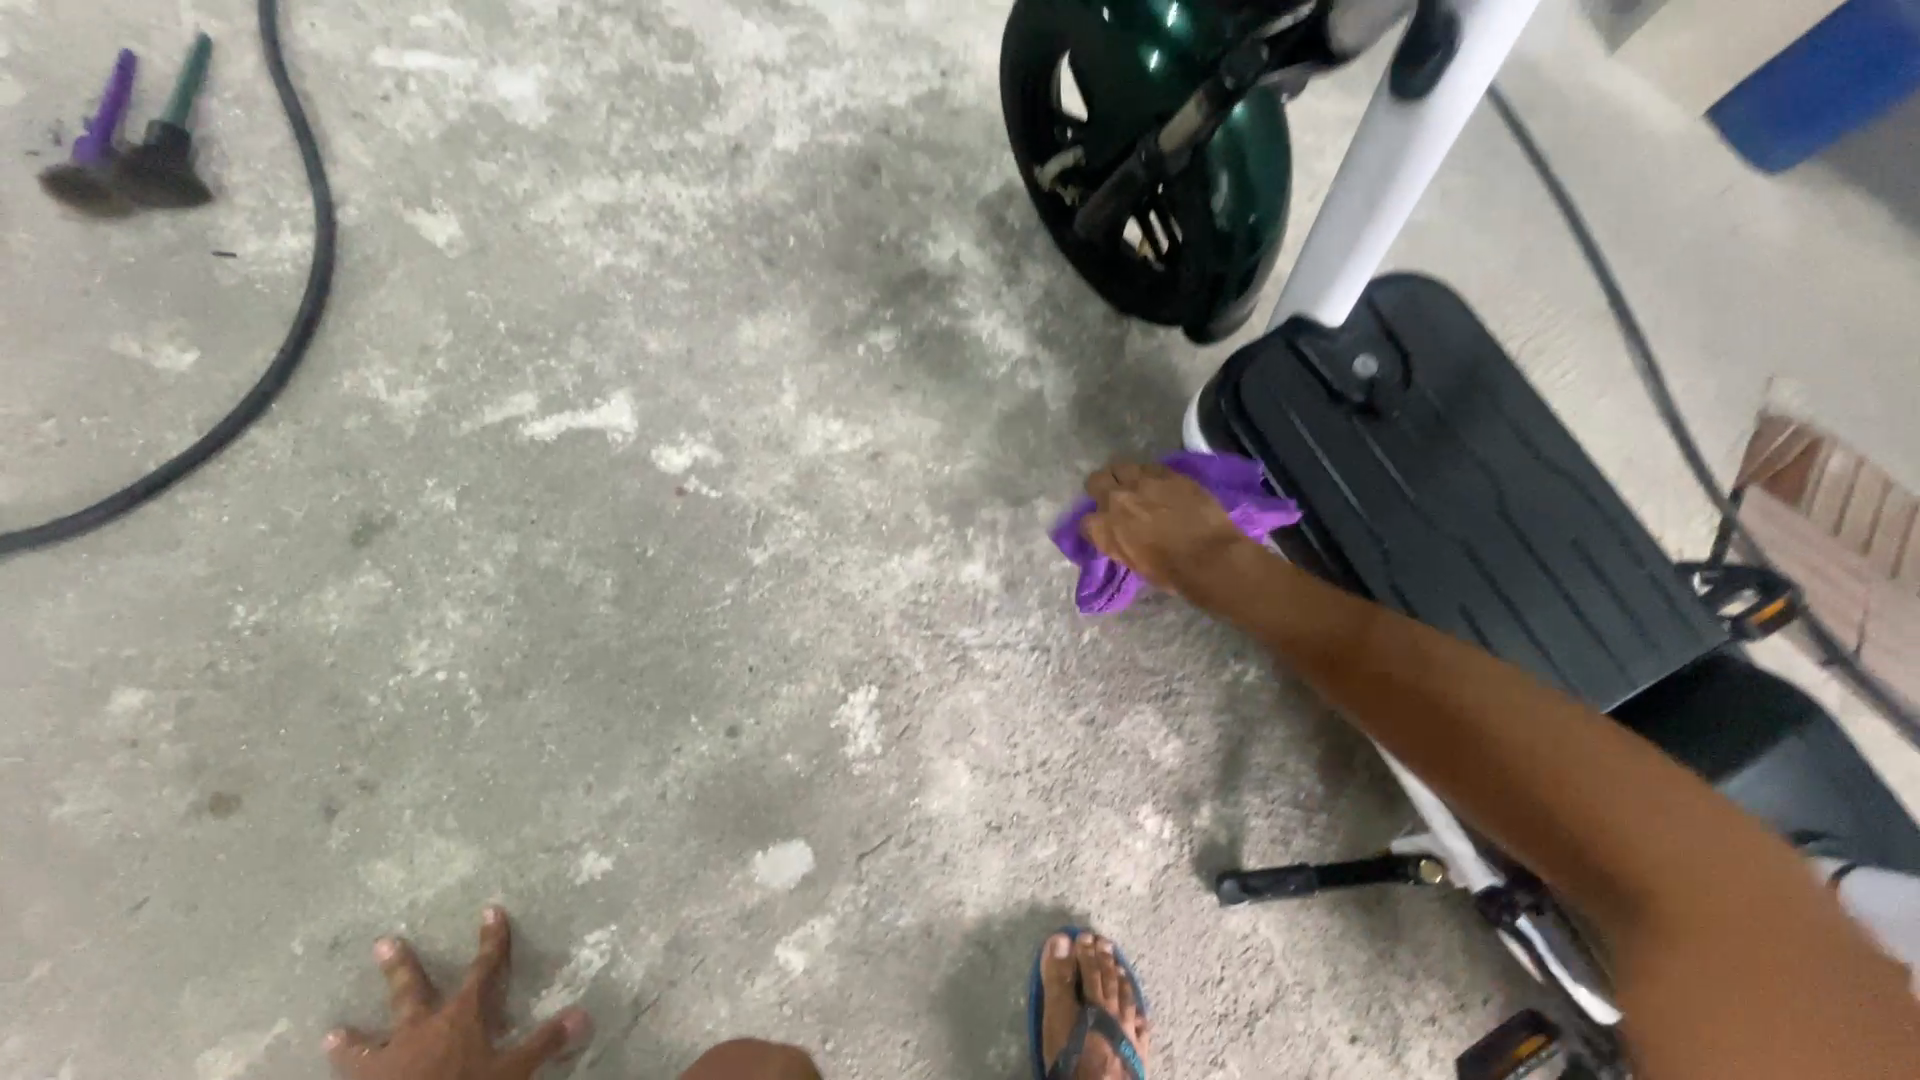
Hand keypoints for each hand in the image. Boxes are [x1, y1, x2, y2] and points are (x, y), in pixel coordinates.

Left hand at [323, 907, 592, 1079]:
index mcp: (460, 1017)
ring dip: (351, 1037)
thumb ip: (545, 1042)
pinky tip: (330, 1065)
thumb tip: (584, 1013)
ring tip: (332, 1030)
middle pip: (411, 991)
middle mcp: (419, 1029)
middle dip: (401, 967)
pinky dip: (342, 1071)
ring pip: (365, 1043)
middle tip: (383, 942)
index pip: (482, 970)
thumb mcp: (513, 1072)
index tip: (490, 911)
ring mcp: (385, 1061)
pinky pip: (350, 1076)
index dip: (491, 942)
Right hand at [1081, 462, 1248, 590]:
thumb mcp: (1134, 563)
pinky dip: (1150, 475)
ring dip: (1125, 476)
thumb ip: (1119, 543)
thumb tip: (1121, 536)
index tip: (1106, 528)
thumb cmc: (1170, 572)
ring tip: (1136, 485)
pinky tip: (1159, 484)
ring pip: (1120, 466)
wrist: (1209, 557)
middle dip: (1101, 488)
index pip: (1085, 521)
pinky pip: (1149, 466)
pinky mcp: (1167, 473)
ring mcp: (1141, 481)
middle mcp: (1115, 499)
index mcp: (1103, 529)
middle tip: (1114, 496)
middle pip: (1096, 481)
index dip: (1096, 524)